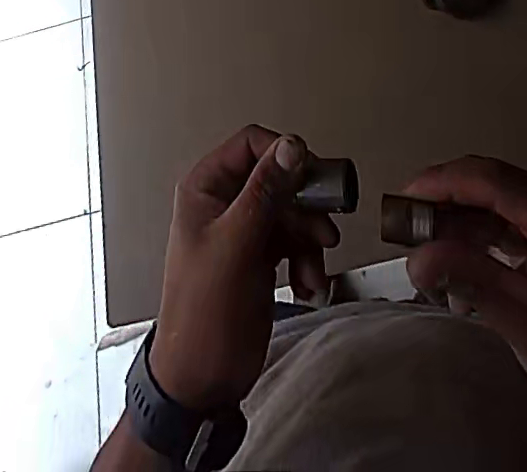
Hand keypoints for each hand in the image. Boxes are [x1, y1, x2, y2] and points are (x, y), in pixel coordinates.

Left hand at [148, 125, 339, 410]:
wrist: (203, 380)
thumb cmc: (203, 316)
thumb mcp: (236, 245)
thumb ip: (265, 192)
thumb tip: (291, 146)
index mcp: (206, 189)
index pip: (252, 145)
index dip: (284, 154)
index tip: (310, 175)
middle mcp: (227, 202)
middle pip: (280, 177)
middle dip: (305, 204)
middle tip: (323, 226)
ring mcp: (246, 228)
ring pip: (294, 208)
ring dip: (311, 236)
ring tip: (316, 263)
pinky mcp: (263, 253)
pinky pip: (296, 238)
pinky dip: (308, 258)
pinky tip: (309, 281)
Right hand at [399, 156, 526, 438]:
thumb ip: (474, 281)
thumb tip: (419, 255)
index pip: (496, 181)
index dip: (445, 182)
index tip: (404, 197)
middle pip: (494, 183)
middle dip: (446, 198)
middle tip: (404, 223)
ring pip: (496, 199)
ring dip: (456, 216)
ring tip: (418, 239)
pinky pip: (506, 220)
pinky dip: (474, 232)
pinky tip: (448, 253)